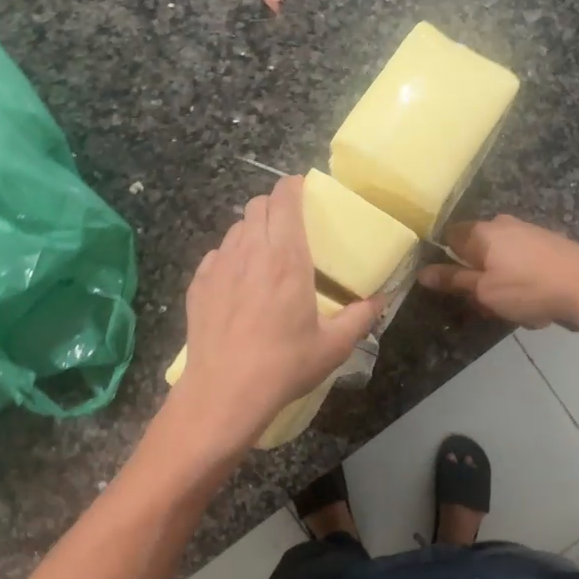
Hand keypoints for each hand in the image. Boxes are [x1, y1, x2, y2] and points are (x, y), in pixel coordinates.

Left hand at [173, 174, 382, 447]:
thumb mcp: (333, 346)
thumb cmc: (283, 366)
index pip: (284, 199)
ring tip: (266, 254)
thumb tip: (379, 301)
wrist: (224, 392)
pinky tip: (240, 283)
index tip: (304, 190)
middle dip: (274, 206)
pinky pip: (217, 256)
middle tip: (291, 224)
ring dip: (252, 231)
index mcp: (286, 258)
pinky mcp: (198, 285)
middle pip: (256, 206)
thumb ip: (360, 317)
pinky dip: (231, 258)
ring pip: (235, 229)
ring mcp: (218, 267)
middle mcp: (249, 252)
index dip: (294, 187)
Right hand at [418, 215, 578, 330]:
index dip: (446, 259)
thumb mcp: (485, 291)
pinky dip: (525, 285)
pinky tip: (539, 305)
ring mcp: (531, 233)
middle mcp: (505, 224)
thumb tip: (423, 272)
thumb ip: (454, 280)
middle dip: (479, 278)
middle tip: (488, 305)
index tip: (452, 283)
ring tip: (519, 311)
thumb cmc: (529, 289)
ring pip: (502, 262)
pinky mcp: (551, 246)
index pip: (450, 235)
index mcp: (484, 231)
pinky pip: (525, 266)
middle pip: (478, 251)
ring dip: (503, 286)